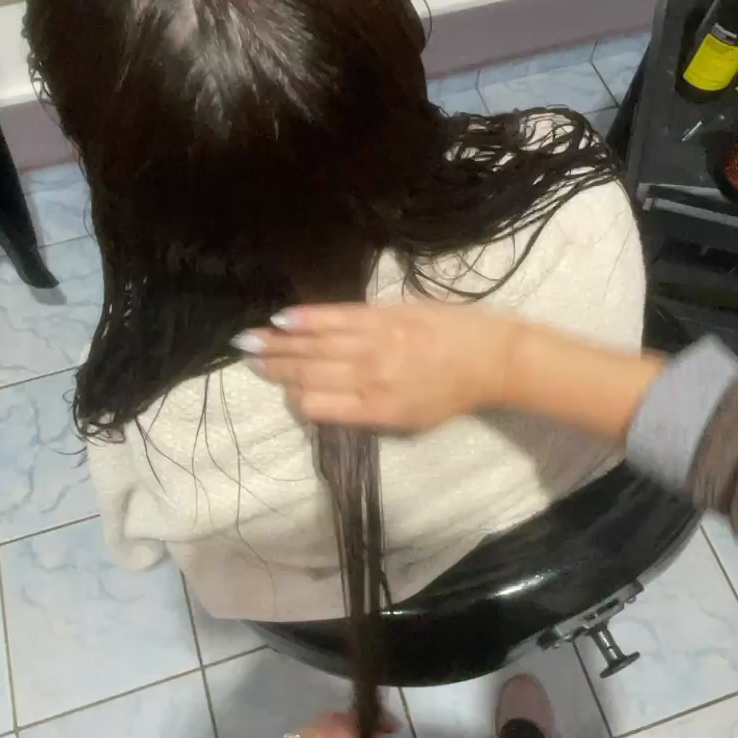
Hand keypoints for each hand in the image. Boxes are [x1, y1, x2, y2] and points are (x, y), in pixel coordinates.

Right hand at [237, 303, 520, 430]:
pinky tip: (282, 318)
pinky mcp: (384, 314)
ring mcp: (375, 343)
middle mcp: (369, 377)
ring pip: (315, 343)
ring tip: (249, 339)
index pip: (316, 406)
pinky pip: (337, 316)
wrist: (491, 358)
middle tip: (246, 358)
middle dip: (274, 367)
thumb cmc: (451, 395)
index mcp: (375, 410)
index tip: (284, 391)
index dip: (294, 399)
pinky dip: (307, 317)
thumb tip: (324, 401)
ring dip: (278, 342)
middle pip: (309, 373)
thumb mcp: (410, 423)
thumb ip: (366, 413)